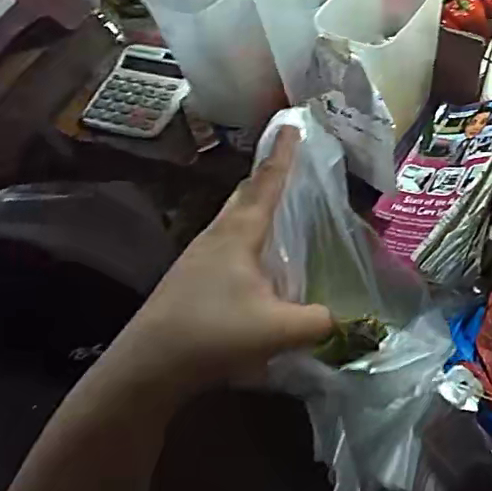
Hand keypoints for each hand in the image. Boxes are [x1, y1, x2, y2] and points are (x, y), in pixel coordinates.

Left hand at [107, 127, 332, 395]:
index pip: (266, 184)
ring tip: (276, 211)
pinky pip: (225, 245)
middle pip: (244, 196)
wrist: (148, 363)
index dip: (283, 156)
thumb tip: (343, 319)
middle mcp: (216, 237)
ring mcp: (198, 258)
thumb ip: (319, 321)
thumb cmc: (213, 334)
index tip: (293, 126)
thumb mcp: (278, 329)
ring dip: (254, 208)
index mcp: (238, 235)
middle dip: (267, 177)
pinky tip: (254, 262)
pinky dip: (246, 238)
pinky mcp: (190, 280)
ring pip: (232, 221)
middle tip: (289, 165)